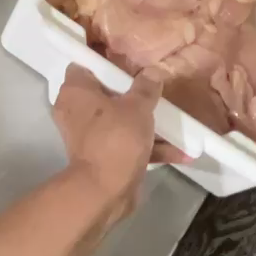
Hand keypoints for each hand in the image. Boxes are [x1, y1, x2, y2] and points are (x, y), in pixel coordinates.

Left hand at [52, 65, 189, 219]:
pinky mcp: (100, 156)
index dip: (105, 64)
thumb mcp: (137, 108)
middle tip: (155, 90)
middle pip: (105, 94)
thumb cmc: (116, 138)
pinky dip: (147, 147)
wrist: (105, 191)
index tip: (128, 66)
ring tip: (175, 122)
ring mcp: (87, 135)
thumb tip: (153, 71)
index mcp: (75, 91)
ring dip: (145, 124)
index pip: (84, 66)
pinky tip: (180, 152)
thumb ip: (146, 88)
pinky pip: (124, 144)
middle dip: (132, 95)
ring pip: (119, 121)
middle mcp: (75, 110)